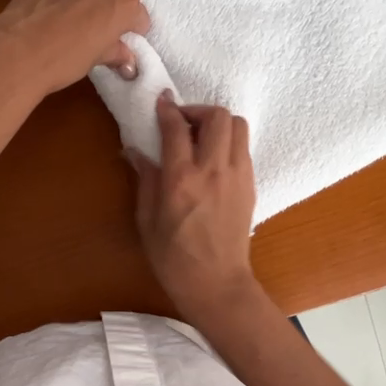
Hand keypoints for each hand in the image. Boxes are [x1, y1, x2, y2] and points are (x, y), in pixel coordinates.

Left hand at [0, 0, 150, 100]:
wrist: (21, 49)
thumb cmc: (63, 60)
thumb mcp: (95, 59)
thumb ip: (116, 53)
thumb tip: (129, 64)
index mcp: (127, 7)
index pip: (141, 17)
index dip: (134, 30)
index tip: (125, 39)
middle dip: (125, 1)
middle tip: (110, 19)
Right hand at [128, 93, 259, 321]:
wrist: (216, 283)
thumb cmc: (173, 258)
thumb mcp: (147, 220)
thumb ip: (145, 180)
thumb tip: (135, 152)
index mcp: (181, 180)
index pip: (176, 128)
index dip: (167, 109)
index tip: (161, 102)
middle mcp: (213, 170)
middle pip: (217, 116)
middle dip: (197, 111)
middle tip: (182, 123)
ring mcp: (237, 176)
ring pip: (238, 126)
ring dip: (218, 123)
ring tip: (201, 137)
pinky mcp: (250, 185)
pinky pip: (243, 148)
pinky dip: (228, 142)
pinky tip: (213, 159)